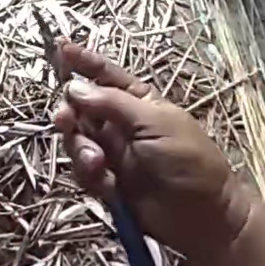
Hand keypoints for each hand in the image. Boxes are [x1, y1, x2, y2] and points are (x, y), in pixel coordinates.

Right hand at [51, 41, 256, 265]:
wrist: (204, 218)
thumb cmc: (189, 159)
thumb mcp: (154, 123)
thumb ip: (112, 104)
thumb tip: (74, 86)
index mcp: (138, 101)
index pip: (105, 75)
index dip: (82, 61)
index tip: (60, 47)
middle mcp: (121, 123)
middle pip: (81, 108)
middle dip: (70, 112)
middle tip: (64, 119)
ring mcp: (113, 153)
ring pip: (78, 139)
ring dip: (80, 148)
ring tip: (96, 161)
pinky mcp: (107, 182)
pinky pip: (83, 171)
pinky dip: (90, 174)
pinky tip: (107, 183)